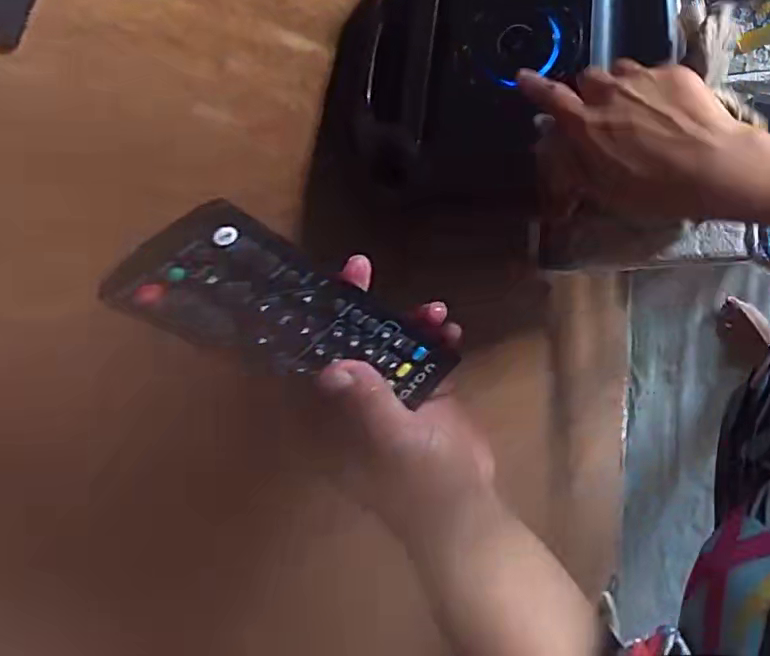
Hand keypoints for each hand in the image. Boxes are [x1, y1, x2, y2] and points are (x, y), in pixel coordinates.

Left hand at [316, 255, 494, 547]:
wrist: (467, 504)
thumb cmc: (420, 483)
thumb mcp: (394, 443)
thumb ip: (369, 404)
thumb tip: (334, 365)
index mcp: (327, 421)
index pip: (304, 364)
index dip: (303, 325)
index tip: (311, 289)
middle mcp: (352, 403)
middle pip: (345, 344)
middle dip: (355, 307)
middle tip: (362, 265)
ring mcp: (390, 396)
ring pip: (388, 344)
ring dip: (407, 322)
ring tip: (435, 309)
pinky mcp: (424, 393)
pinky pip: (424, 354)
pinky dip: (436, 338)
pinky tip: (452, 330)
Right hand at [516, 59, 769, 219]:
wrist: (717, 166)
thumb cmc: (660, 191)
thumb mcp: (609, 192)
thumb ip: (578, 165)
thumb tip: (558, 147)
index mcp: (587, 123)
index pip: (550, 97)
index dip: (535, 86)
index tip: (525, 77)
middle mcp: (609, 92)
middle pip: (588, 78)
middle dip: (593, 92)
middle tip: (611, 113)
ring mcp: (643, 77)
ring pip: (622, 71)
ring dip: (625, 86)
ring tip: (646, 109)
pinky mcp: (674, 71)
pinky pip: (656, 72)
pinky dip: (659, 87)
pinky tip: (677, 109)